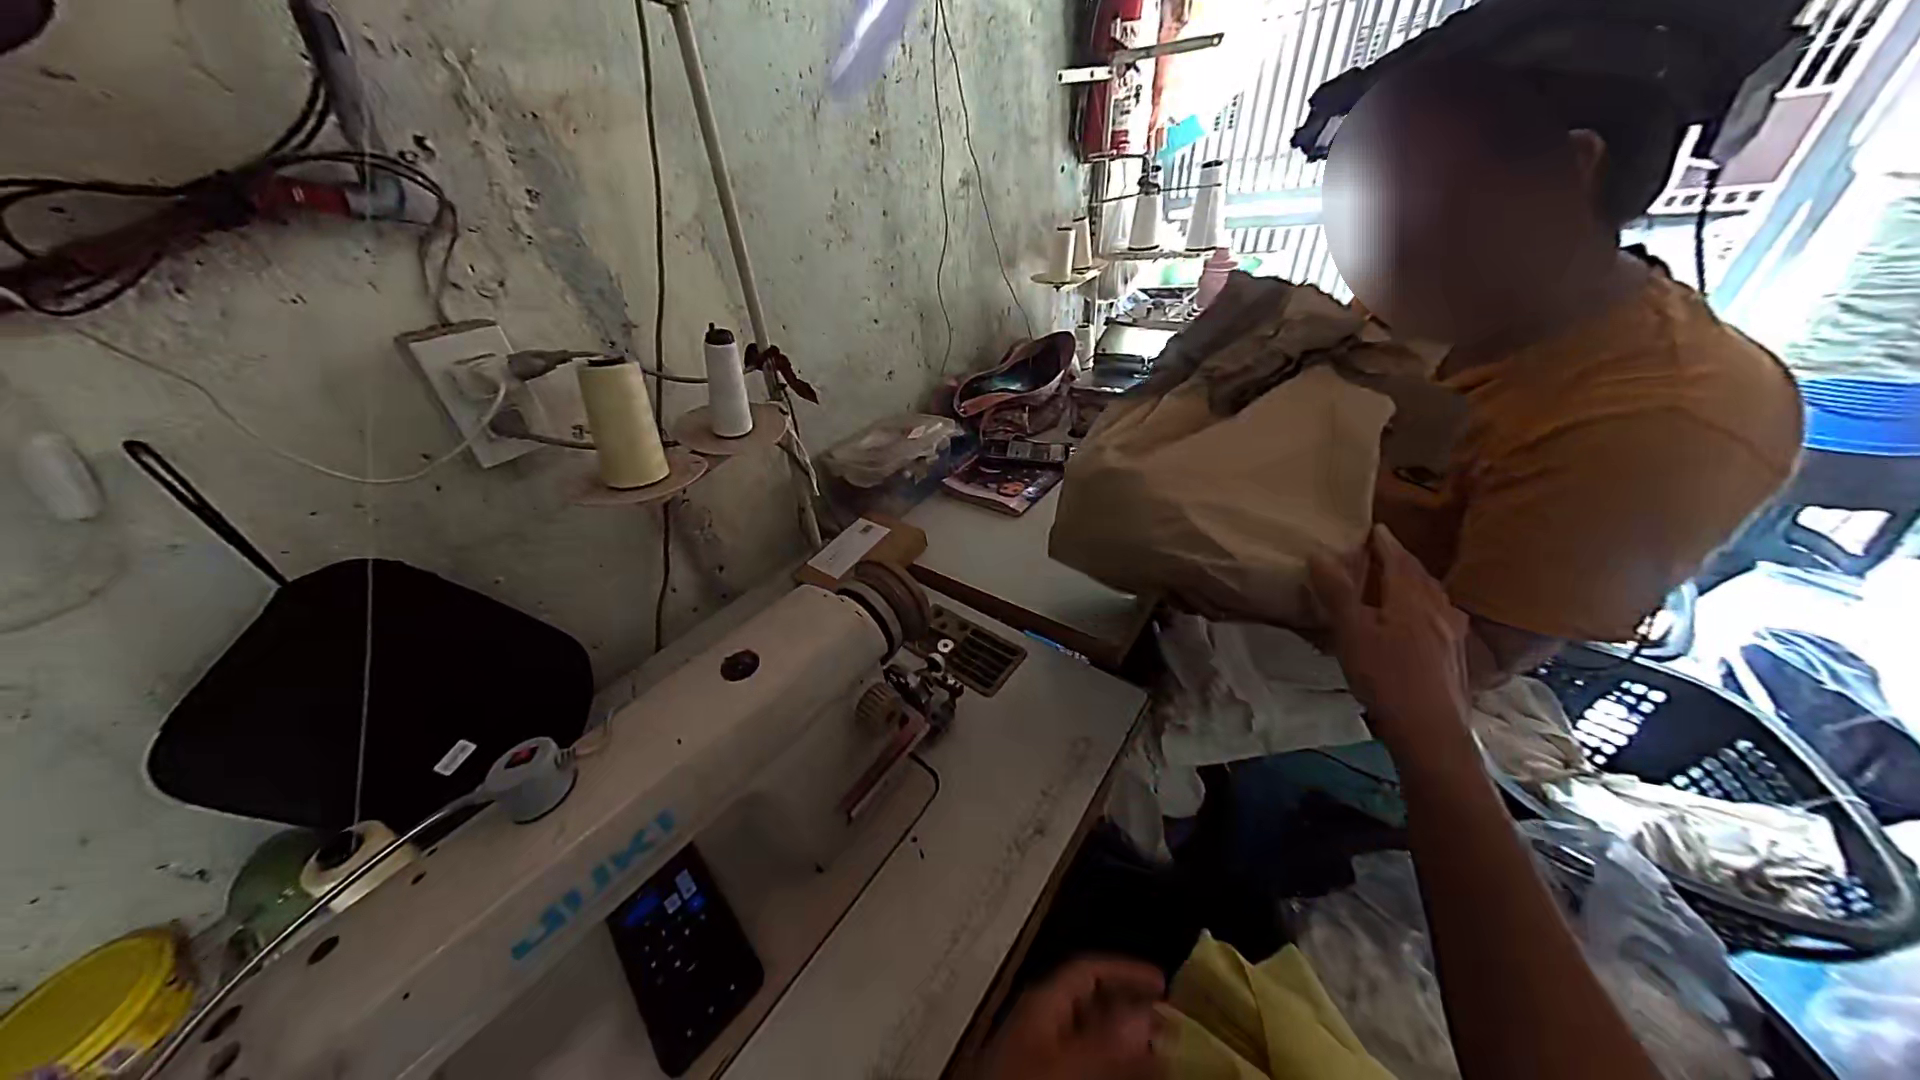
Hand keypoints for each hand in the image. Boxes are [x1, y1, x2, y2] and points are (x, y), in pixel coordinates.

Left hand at [978, 957, 1165, 1079]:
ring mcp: (1038, 1049)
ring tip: (1156, 1053)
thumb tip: (1146, 1015)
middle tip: (1165, 1019)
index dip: (1126, 970)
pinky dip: (1108, 1064)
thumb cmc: (1015, 1078)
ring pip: (1089, 1034)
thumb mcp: (1064, 1060)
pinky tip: (1127, 1072)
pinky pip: (1081, 1060)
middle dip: (1129, 1007)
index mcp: (1041, 1001)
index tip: (1161, 982)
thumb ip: (1105, 1038)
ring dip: (1122, 1042)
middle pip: (1091, 1001)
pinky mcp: (1039, 1070)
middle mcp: (1039, 1020)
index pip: (1088, 969)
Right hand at [1309, 524, 1471, 745]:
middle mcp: (1438, 610)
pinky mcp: (1456, 657)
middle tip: (1385, 551)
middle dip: (1402, 559)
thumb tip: (1321, 553)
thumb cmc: (1385, 676)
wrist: (1431, 730)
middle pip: (1420, 576)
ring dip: (1418, 582)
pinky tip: (1427, 621)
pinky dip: (1430, 608)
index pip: (1398, 560)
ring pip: (1435, 597)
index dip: (1384, 542)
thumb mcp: (1351, 632)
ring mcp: (1452, 634)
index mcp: (1410, 599)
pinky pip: (1444, 618)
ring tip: (1403, 581)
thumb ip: (1338, 592)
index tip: (1374, 528)